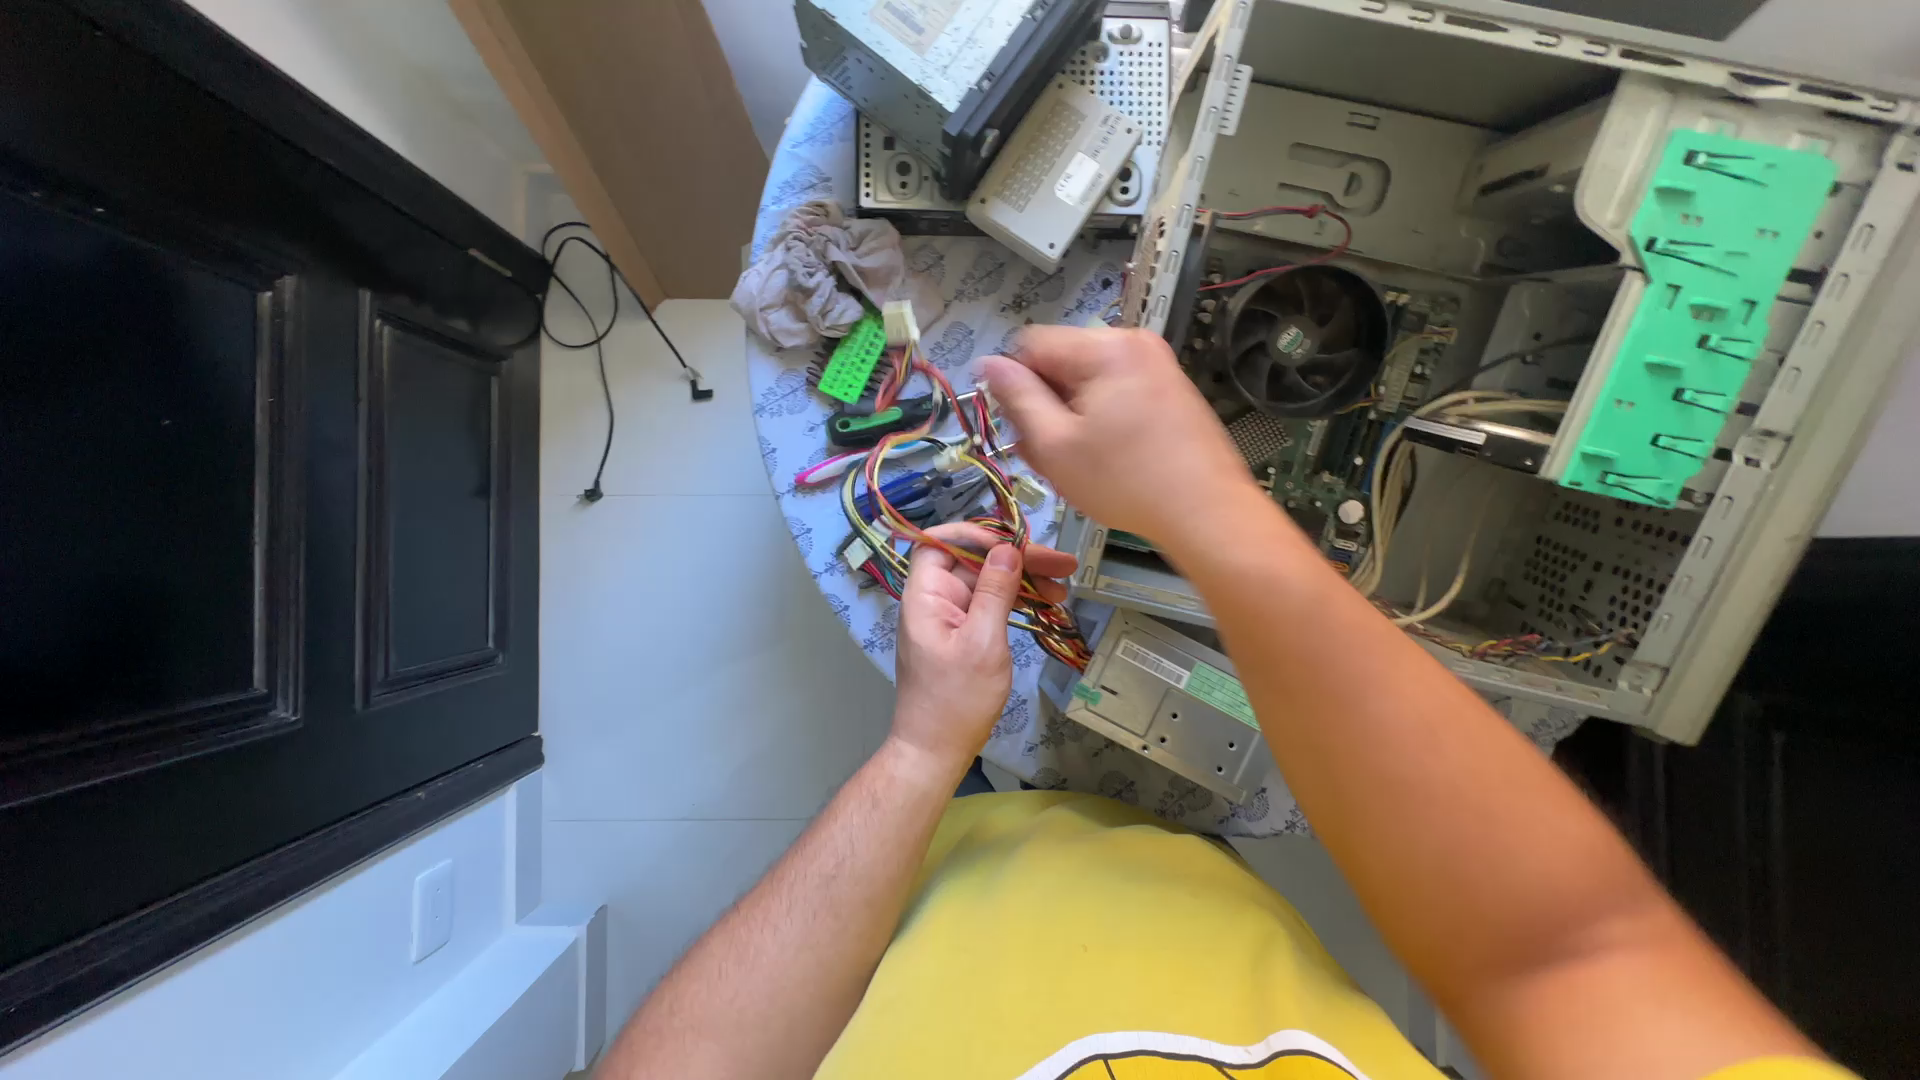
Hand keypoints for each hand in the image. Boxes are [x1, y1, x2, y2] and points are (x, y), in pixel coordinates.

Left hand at [889, 522, 1076, 782]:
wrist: (936, 750)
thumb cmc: (957, 699)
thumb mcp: (983, 642)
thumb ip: (995, 592)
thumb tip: (1007, 549)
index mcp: (926, 595)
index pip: (942, 543)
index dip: (978, 535)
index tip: (1017, 542)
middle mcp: (933, 599)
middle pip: (973, 560)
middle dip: (1015, 559)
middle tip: (1063, 565)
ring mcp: (948, 617)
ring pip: (985, 582)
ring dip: (1022, 580)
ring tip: (1063, 587)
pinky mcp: (961, 634)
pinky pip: (988, 605)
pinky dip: (1015, 602)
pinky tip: (1045, 604)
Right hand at [979, 326, 1258, 552]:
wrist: (1207, 512)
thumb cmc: (1124, 482)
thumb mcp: (1055, 445)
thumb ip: (1016, 398)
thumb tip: (988, 363)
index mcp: (1104, 347)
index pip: (1030, 343)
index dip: (1013, 383)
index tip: (1017, 426)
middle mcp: (1133, 342)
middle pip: (1060, 360)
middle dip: (1044, 403)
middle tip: (1046, 453)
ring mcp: (1157, 365)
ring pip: (1086, 380)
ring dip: (1069, 416)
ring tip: (1076, 462)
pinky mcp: (1170, 390)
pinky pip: (1116, 392)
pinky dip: (1099, 419)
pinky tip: (1103, 457)